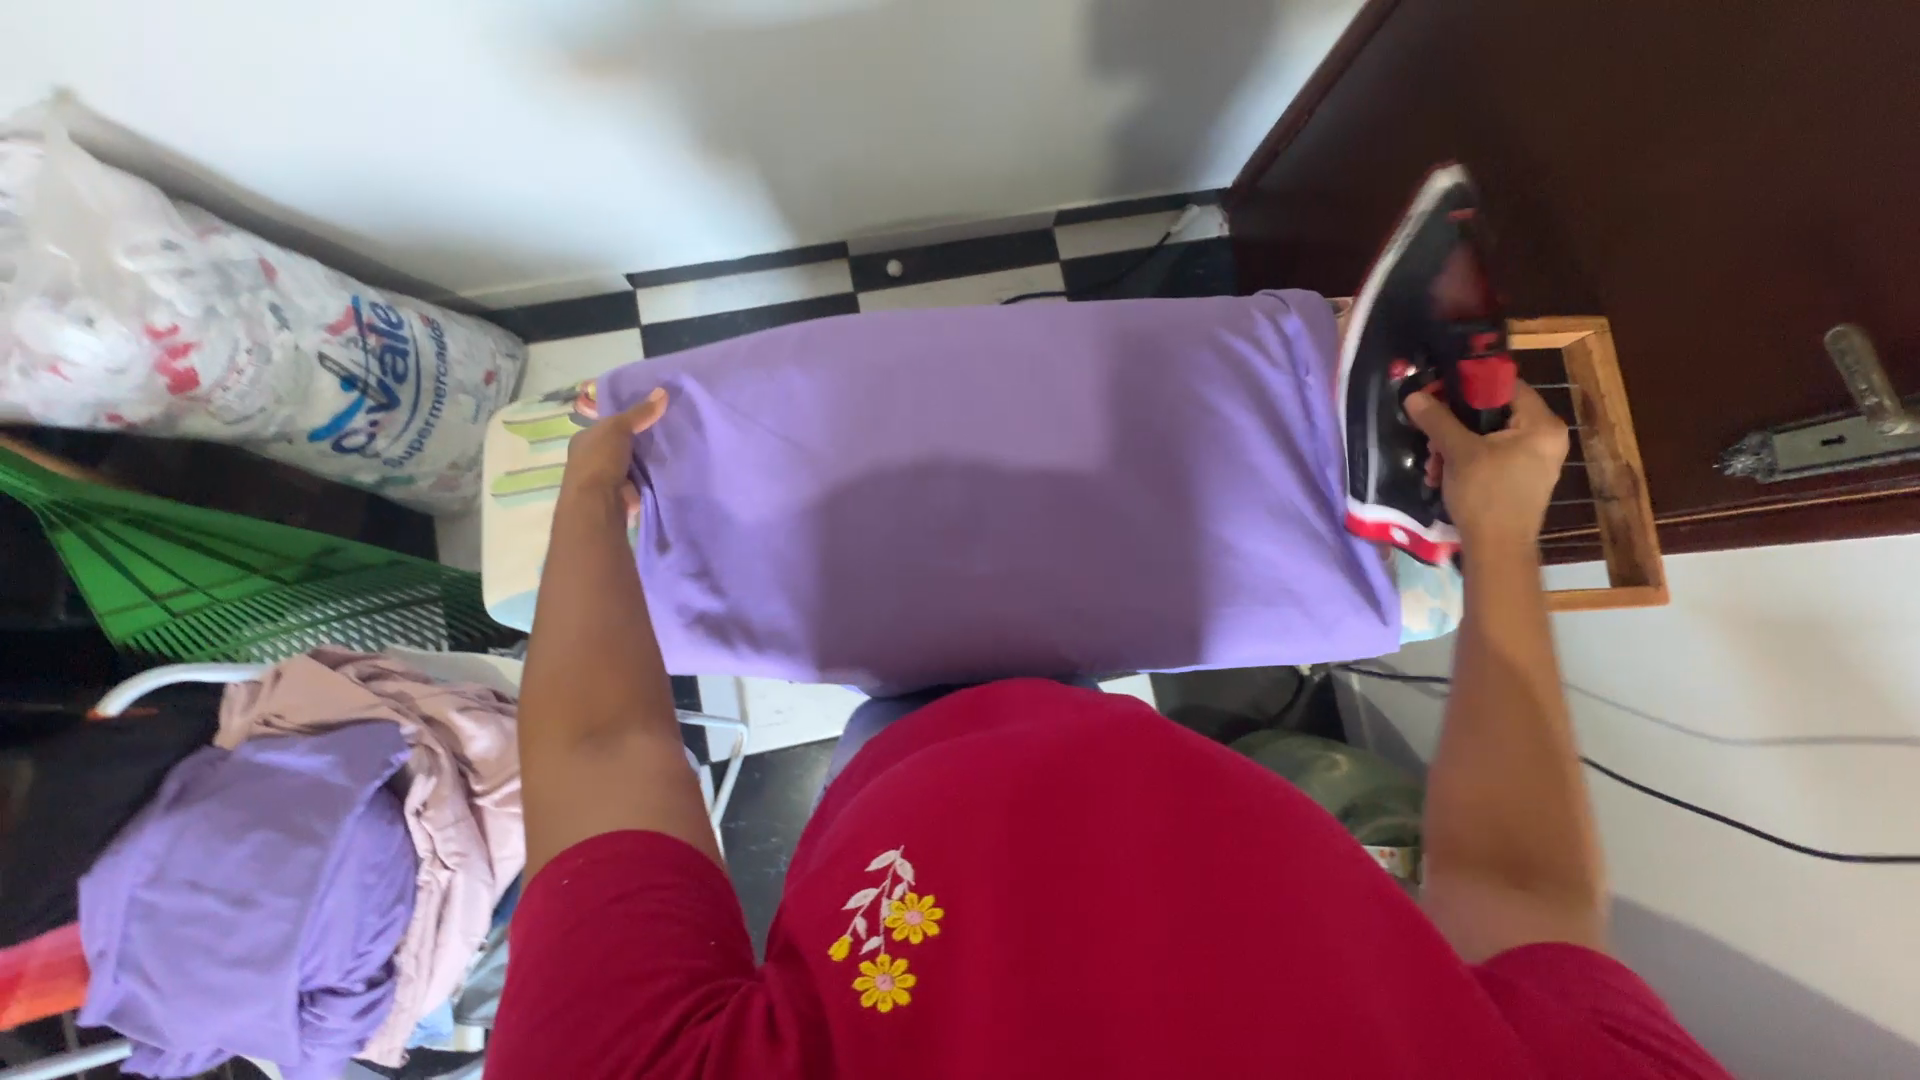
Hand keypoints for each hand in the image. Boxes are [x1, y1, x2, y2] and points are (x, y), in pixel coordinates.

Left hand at [560, 387, 668, 516]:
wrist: (598, 502)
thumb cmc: (600, 460)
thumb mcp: (619, 428)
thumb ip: (640, 412)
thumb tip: (663, 390)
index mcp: (585, 439)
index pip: (609, 425)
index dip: (628, 420)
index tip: (652, 415)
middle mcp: (592, 458)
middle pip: (622, 444)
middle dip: (641, 441)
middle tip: (668, 431)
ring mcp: (606, 479)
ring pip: (633, 463)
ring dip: (648, 460)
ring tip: (674, 449)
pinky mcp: (621, 495)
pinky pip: (641, 481)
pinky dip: (651, 478)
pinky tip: (669, 470)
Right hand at [1405, 381, 1567, 551]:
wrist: (1497, 550)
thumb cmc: (1486, 495)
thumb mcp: (1458, 453)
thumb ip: (1438, 420)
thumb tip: (1414, 395)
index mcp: (1541, 426)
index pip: (1507, 387)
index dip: (1470, 386)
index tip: (1438, 393)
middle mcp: (1545, 439)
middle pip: (1493, 414)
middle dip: (1454, 425)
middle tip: (1430, 439)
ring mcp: (1534, 461)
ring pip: (1487, 438)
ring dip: (1453, 447)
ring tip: (1433, 465)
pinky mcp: (1519, 479)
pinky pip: (1490, 457)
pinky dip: (1464, 462)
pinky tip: (1443, 477)